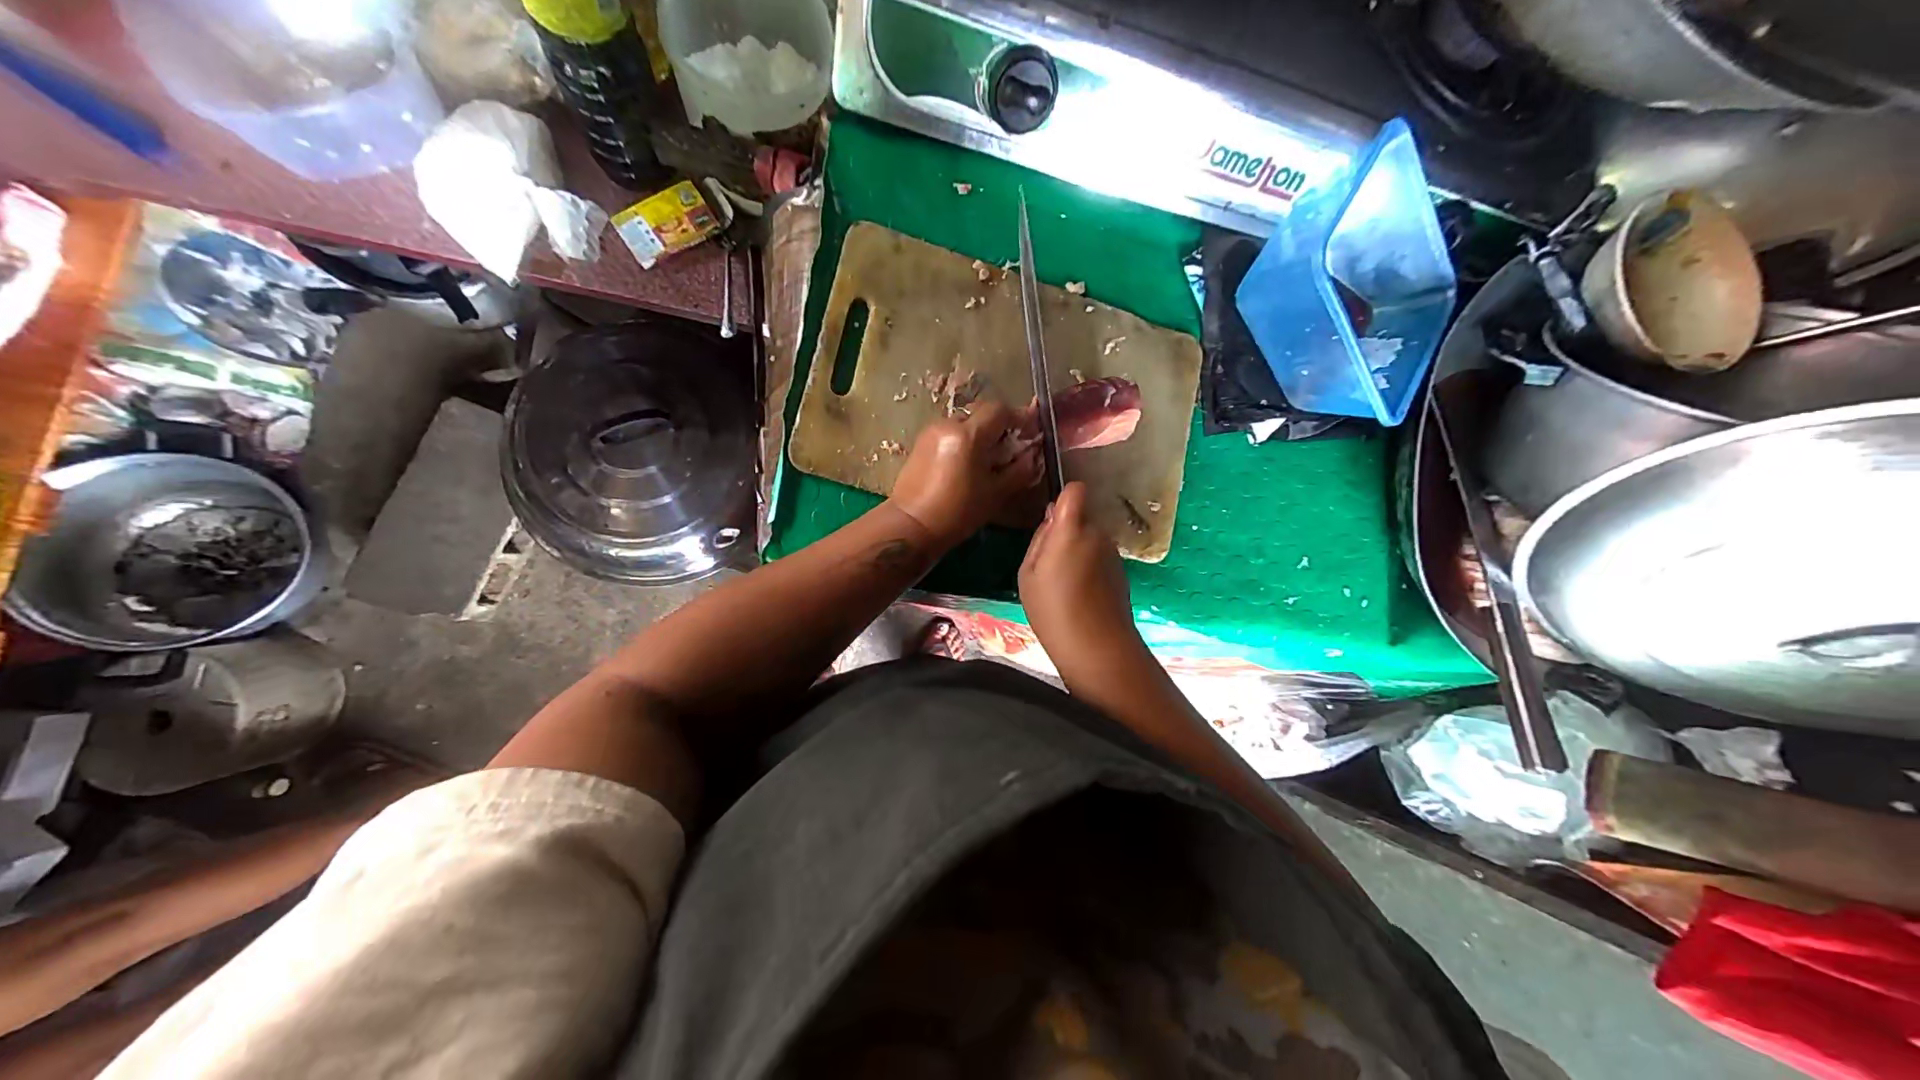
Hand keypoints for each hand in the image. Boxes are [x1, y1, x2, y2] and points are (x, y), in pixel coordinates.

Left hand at [888, 401, 1042, 548]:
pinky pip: (950, 434)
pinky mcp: (920, 443)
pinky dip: (963, 442)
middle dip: (998, 428)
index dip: (1018, 418)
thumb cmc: (957, 512)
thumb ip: (1020, 470)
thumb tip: (1034, 455)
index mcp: (968, 435)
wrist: (911, 526)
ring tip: (987, 462)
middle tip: (1010, 451)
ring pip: (964, 424)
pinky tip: (967, 466)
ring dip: (980, 436)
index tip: (1029, 434)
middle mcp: (948, 425)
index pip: (999, 410)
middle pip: (980, 415)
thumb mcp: (996, 493)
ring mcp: (931, 432)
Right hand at [1018, 481, 1144, 681]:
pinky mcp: (1121, 573)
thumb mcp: (1028, 574)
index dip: (1063, 499)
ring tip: (1062, 588)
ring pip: (1089, 542)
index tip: (1051, 519)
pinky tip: (1078, 599)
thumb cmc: (1054, 610)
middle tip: (1048, 567)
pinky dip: (1089, 572)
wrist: (1098, 648)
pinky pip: (1099, 561)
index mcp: (1072, 529)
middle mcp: (1098, 534)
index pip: (1075, 491)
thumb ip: (1040, 539)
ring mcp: (1113, 554)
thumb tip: (1051, 518)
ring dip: (1077, 555)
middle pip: (1080, 520)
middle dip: (1065, 535)